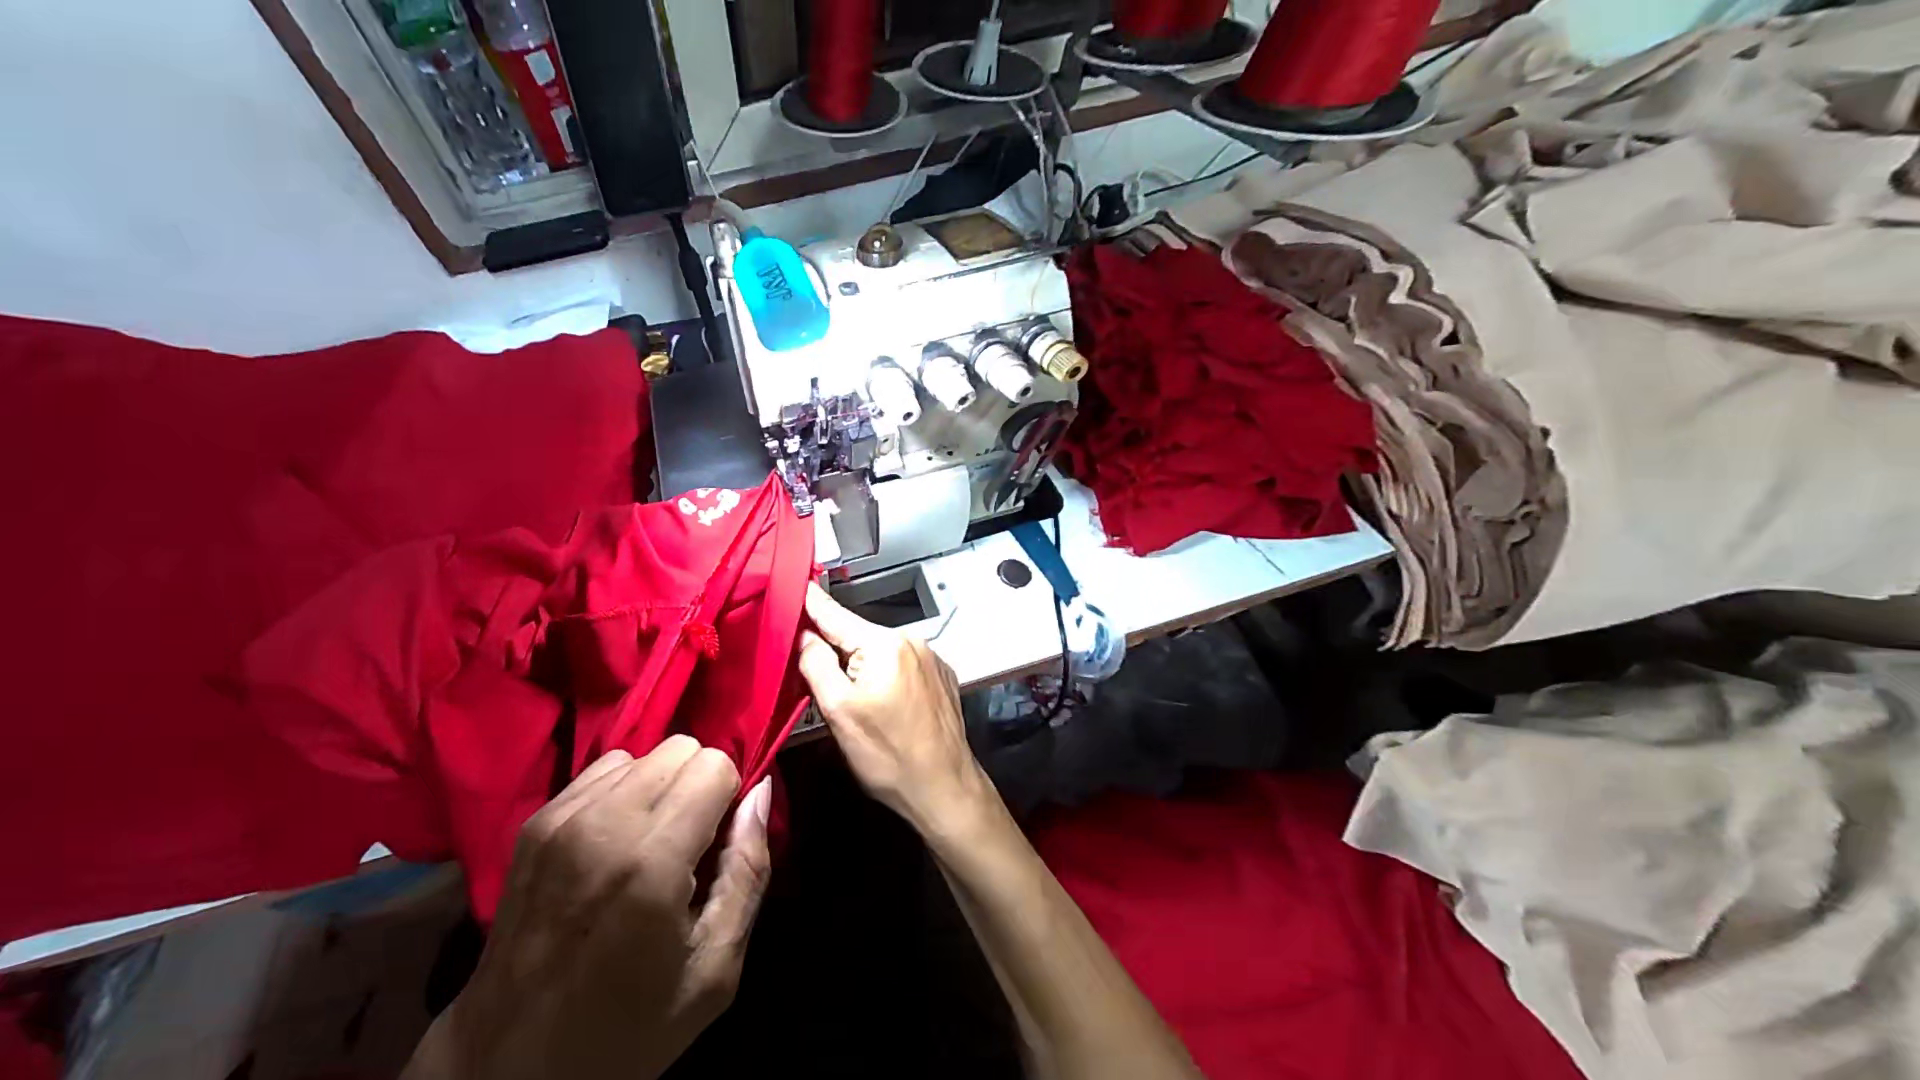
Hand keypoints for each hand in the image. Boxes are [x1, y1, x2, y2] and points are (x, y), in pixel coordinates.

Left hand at [404, 738, 772, 1079]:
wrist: (506, 1065)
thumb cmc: (627, 1028)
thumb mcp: (714, 968)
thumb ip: (749, 871)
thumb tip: (761, 792)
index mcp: (650, 862)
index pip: (714, 765)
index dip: (730, 799)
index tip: (720, 844)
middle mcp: (601, 825)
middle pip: (681, 748)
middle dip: (699, 786)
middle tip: (690, 843)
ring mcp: (559, 820)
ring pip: (643, 754)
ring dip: (661, 786)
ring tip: (650, 842)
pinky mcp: (533, 824)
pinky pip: (603, 770)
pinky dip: (624, 791)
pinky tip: (616, 841)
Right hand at [796, 583, 992, 835]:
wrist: (944, 788)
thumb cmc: (890, 755)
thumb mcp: (839, 711)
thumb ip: (816, 665)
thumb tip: (802, 634)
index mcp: (885, 643)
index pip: (835, 615)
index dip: (810, 602)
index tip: (793, 583)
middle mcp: (912, 641)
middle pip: (857, 635)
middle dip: (833, 647)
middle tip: (807, 669)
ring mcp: (930, 659)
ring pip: (878, 652)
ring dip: (859, 664)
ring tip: (850, 698)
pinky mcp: (940, 677)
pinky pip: (900, 665)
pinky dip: (883, 675)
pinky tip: (880, 703)